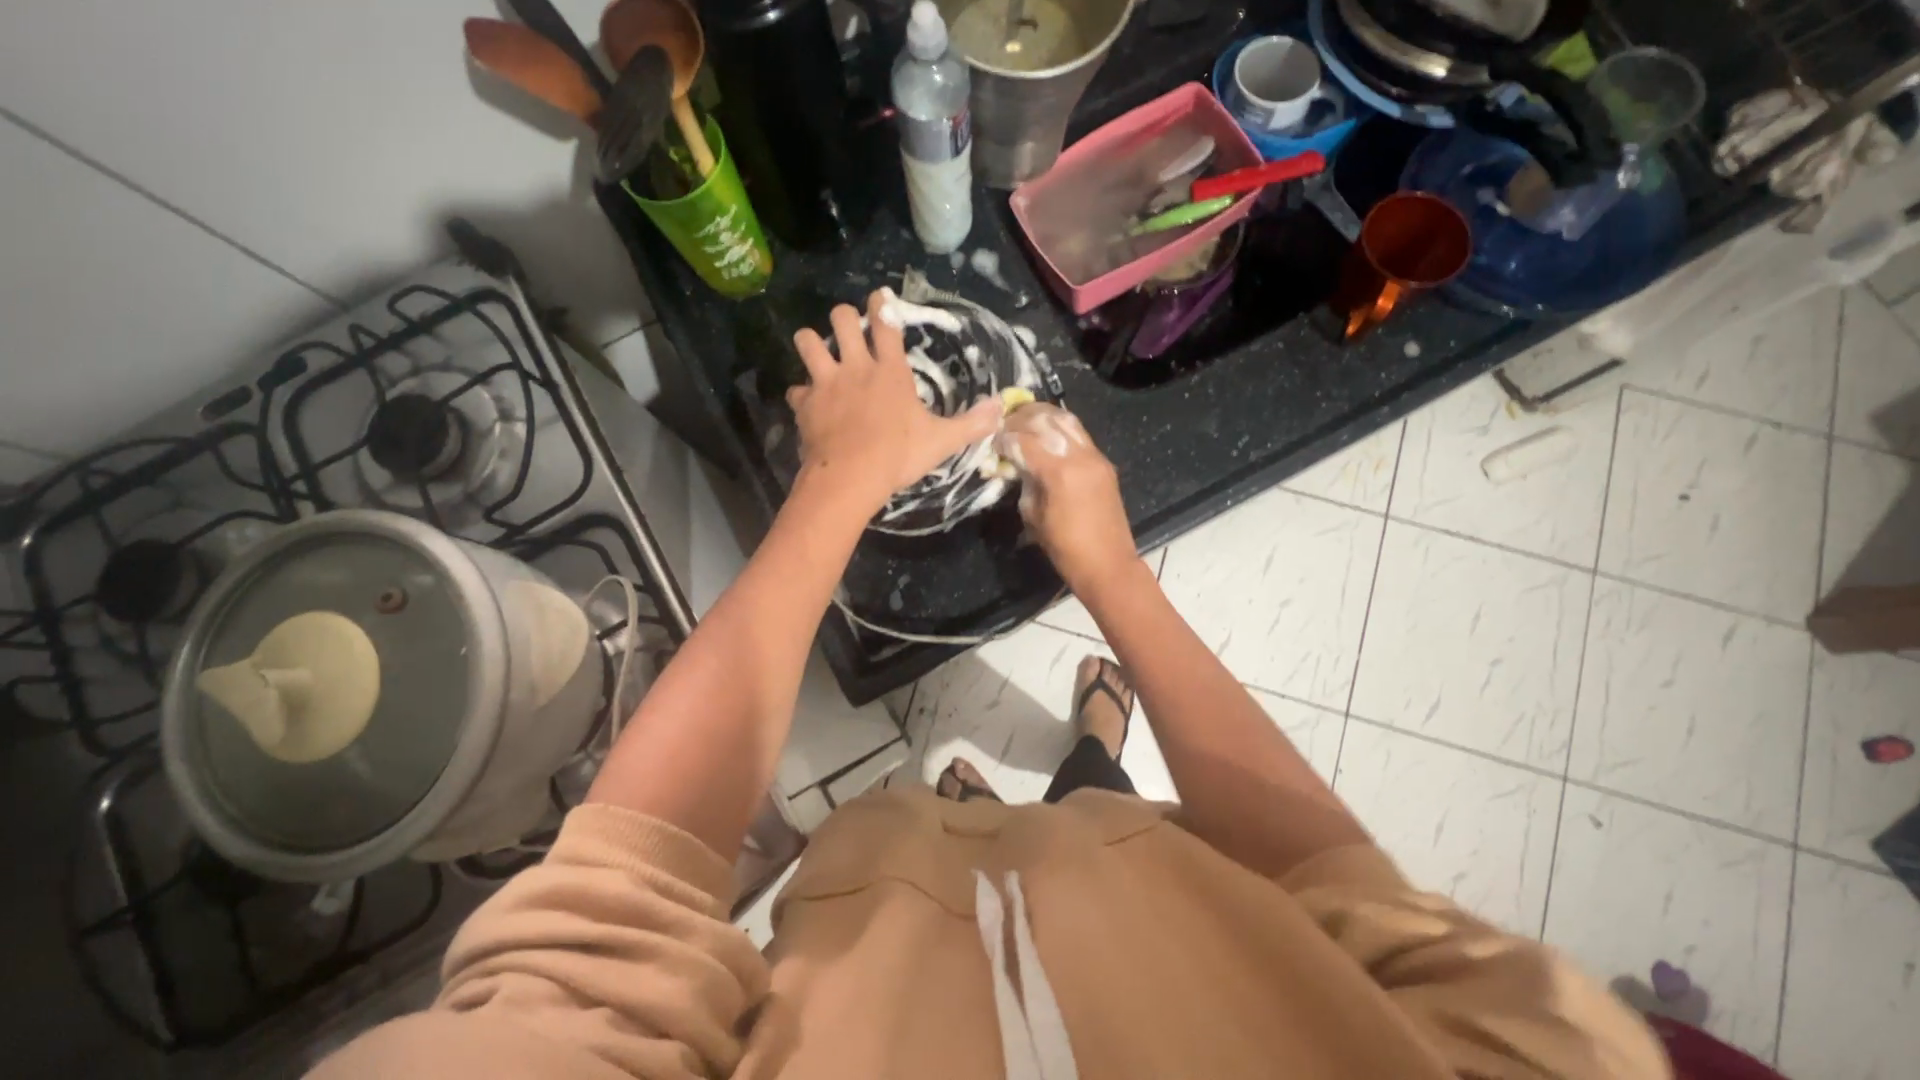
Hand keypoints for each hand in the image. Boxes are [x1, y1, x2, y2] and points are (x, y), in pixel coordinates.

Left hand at [788, 290, 1000, 512]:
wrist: (851, 476)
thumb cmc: (898, 455)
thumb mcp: (942, 441)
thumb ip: (971, 424)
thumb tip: (1001, 409)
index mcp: (891, 371)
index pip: (886, 324)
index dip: (883, 305)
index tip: (879, 295)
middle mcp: (856, 367)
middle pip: (842, 320)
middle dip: (844, 316)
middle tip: (848, 325)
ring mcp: (826, 382)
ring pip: (808, 342)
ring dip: (810, 342)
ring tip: (815, 348)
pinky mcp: (805, 403)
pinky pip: (796, 389)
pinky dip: (800, 394)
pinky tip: (806, 401)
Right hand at [996, 403, 1137, 591]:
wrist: (1108, 564)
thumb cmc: (1065, 548)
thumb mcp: (1033, 516)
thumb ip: (1025, 484)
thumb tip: (1017, 467)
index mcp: (1059, 471)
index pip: (1024, 440)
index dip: (1004, 437)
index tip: (991, 441)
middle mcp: (1079, 456)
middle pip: (1047, 419)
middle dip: (1022, 417)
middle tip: (1005, 422)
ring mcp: (1095, 457)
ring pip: (1067, 420)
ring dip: (1043, 417)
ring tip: (1024, 421)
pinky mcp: (1104, 464)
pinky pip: (1079, 435)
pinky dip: (1060, 429)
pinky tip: (1045, 436)